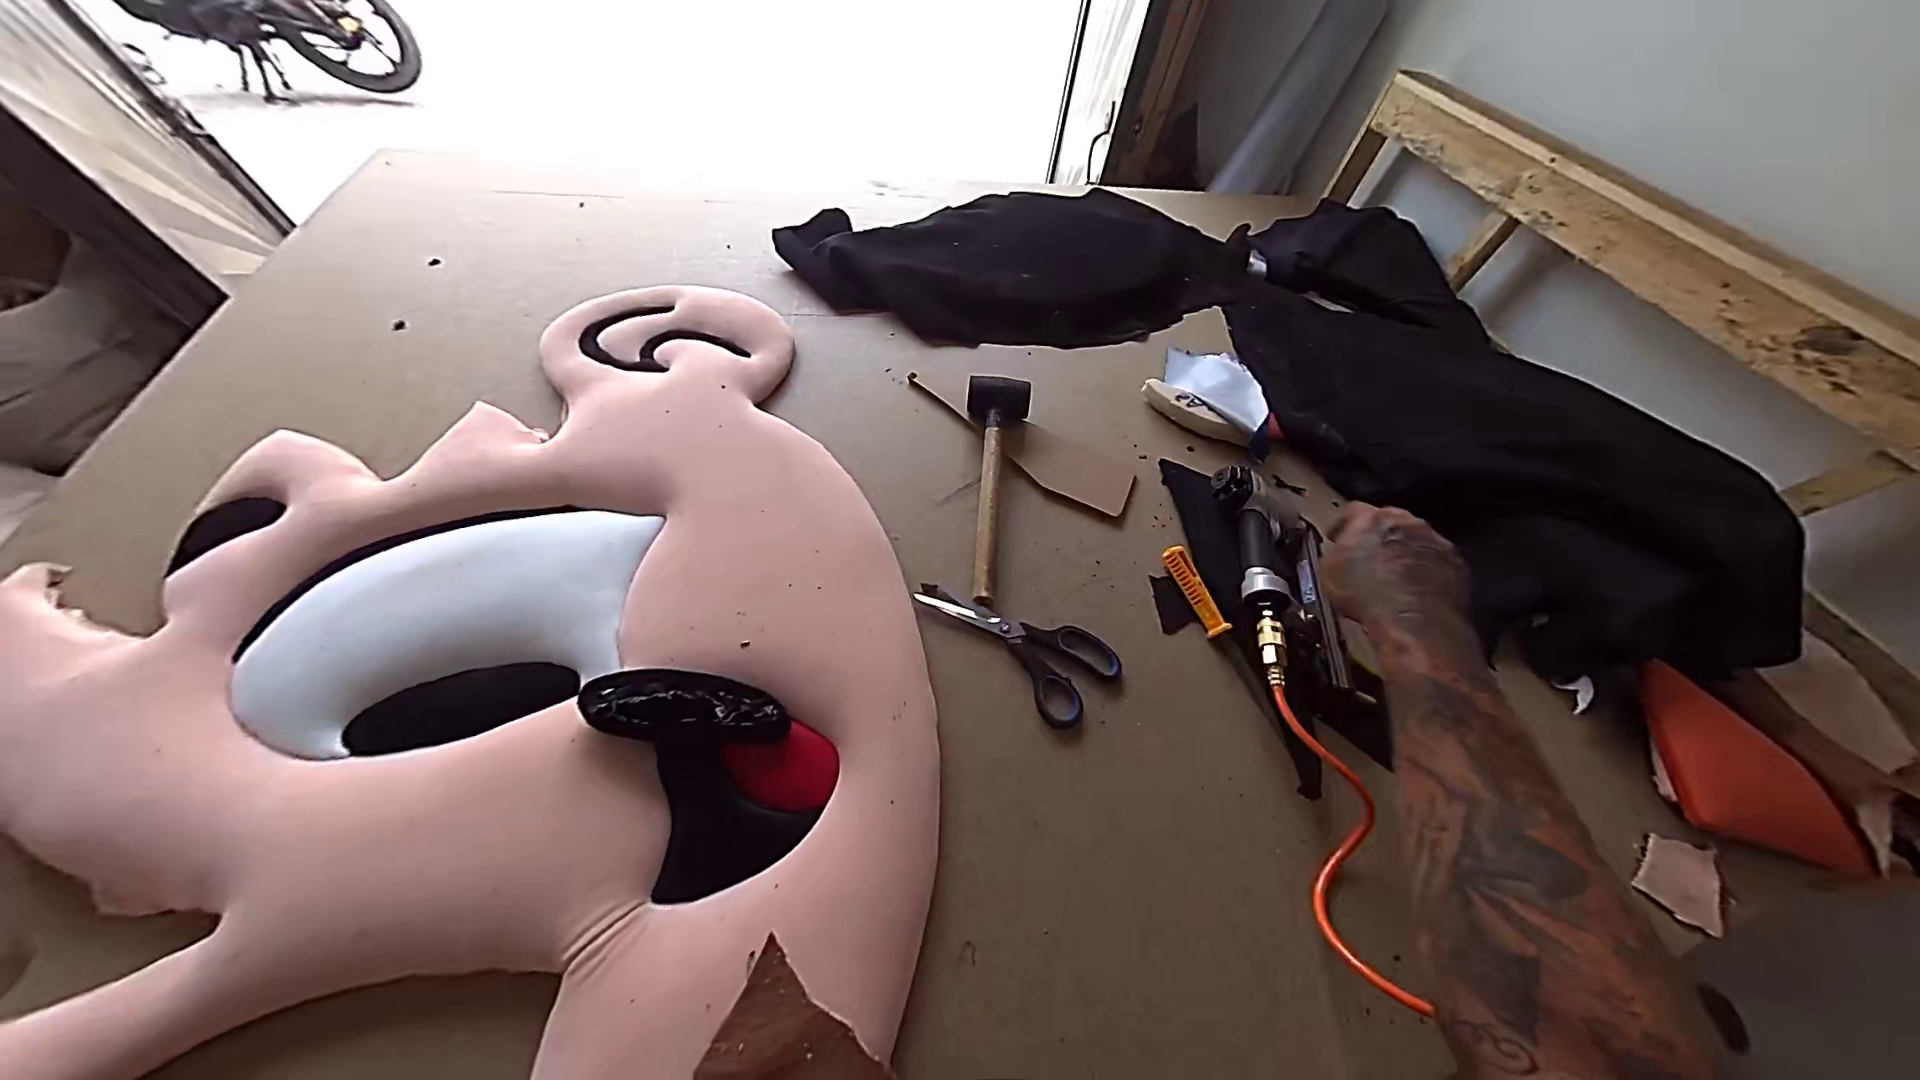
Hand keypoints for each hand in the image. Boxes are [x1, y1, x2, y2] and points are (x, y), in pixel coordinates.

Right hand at [1321, 503, 1470, 629]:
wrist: (1413, 622)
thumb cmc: (1370, 595)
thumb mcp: (1329, 569)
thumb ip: (1336, 549)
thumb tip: (1337, 551)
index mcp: (1373, 520)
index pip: (1352, 510)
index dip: (1342, 524)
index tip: (1337, 535)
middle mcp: (1408, 524)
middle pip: (1389, 521)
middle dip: (1376, 536)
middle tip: (1364, 556)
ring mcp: (1435, 543)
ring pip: (1414, 540)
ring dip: (1401, 553)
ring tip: (1387, 577)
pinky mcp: (1456, 565)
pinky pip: (1435, 560)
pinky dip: (1423, 570)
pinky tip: (1409, 589)